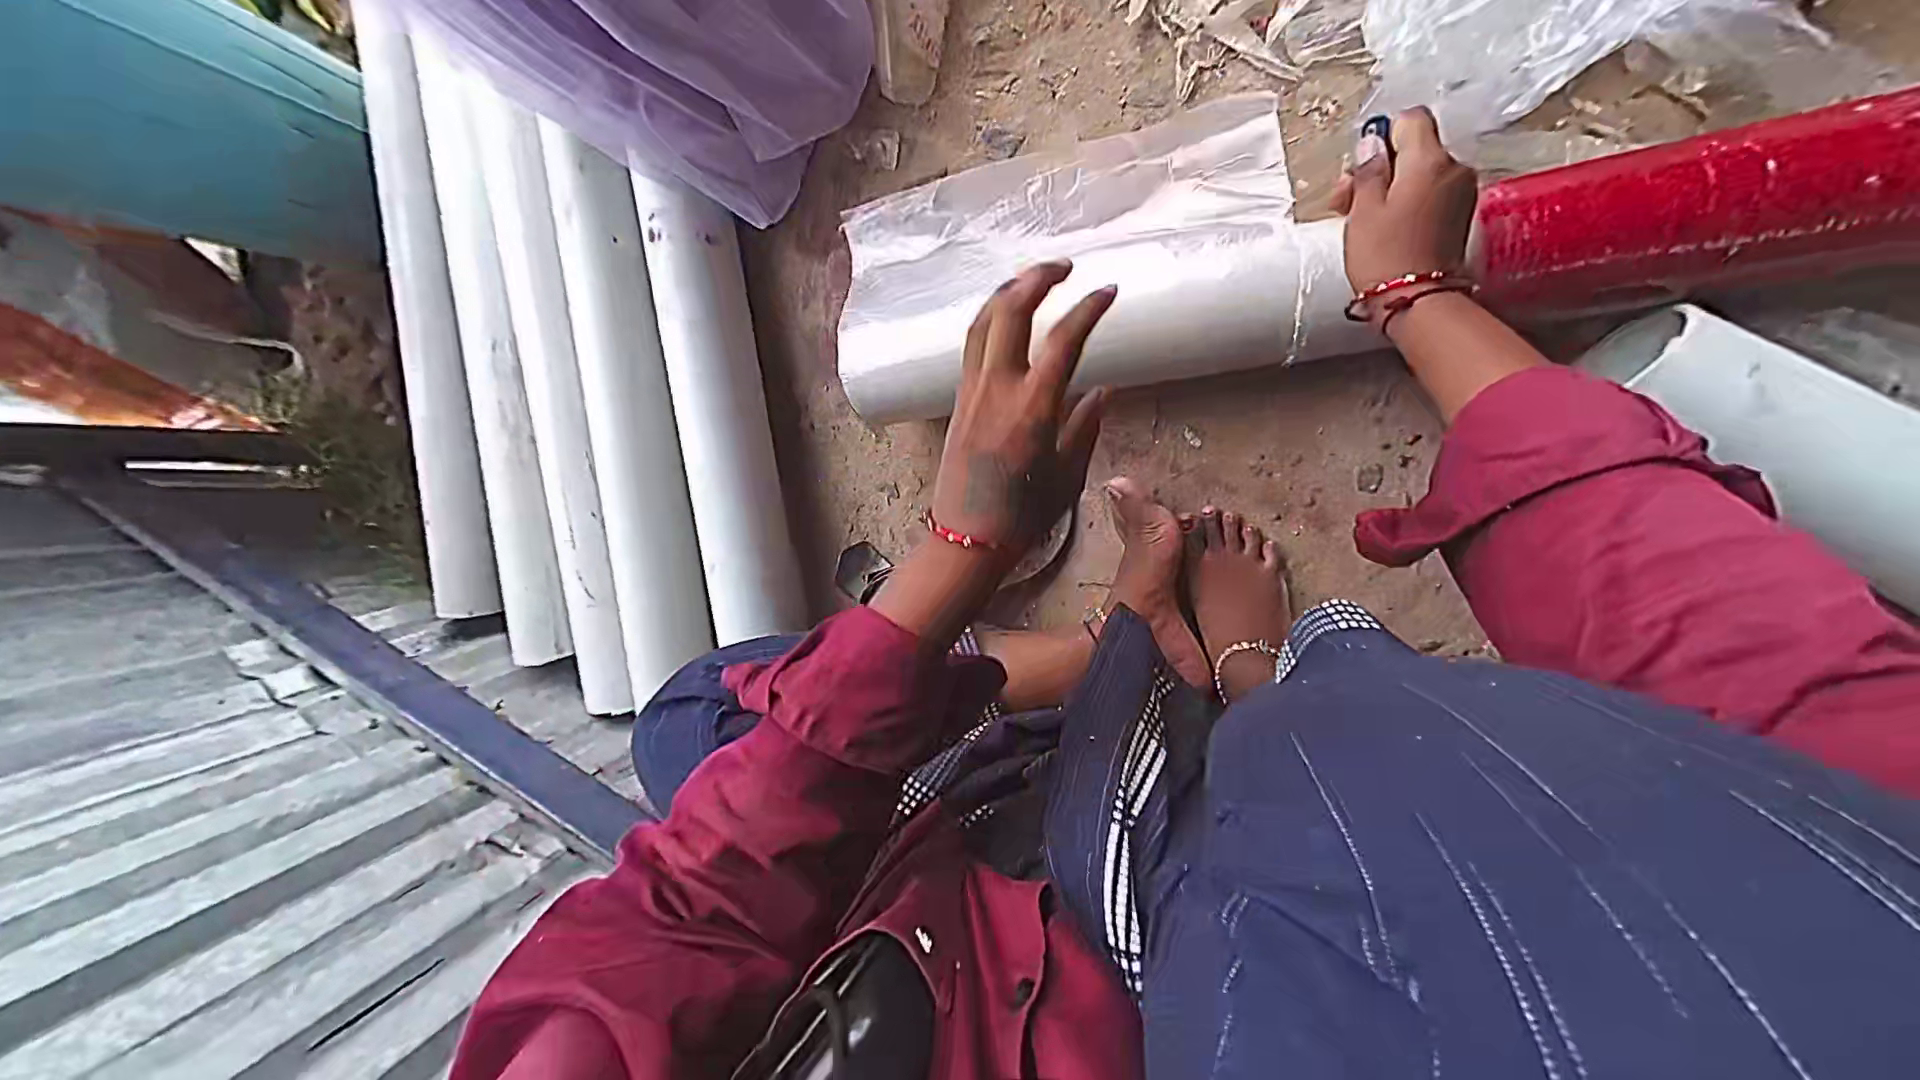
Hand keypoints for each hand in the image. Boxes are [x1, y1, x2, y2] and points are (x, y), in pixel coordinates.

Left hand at [928, 261, 1112, 551]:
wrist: (966, 539)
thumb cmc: (1021, 516)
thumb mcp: (1066, 474)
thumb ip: (1085, 427)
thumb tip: (1103, 392)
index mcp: (1032, 408)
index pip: (1064, 339)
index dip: (1089, 308)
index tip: (1109, 292)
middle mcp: (997, 389)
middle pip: (1011, 311)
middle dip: (1038, 278)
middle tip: (1064, 267)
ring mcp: (972, 392)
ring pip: (983, 322)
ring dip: (1007, 292)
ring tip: (1031, 280)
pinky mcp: (958, 401)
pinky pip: (972, 346)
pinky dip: (989, 319)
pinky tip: (1004, 320)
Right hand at [1331, 107, 1478, 295]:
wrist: (1414, 298)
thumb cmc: (1382, 256)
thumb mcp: (1362, 212)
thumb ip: (1369, 172)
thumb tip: (1372, 144)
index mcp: (1429, 161)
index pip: (1411, 121)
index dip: (1383, 137)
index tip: (1363, 167)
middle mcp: (1453, 167)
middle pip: (1415, 150)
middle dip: (1382, 169)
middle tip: (1348, 201)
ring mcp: (1461, 191)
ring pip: (1421, 173)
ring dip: (1393, 188)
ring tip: (1365, 220)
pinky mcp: (1459, 213)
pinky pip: (1431, 194)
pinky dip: (1408, 203)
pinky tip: (1388, 228)